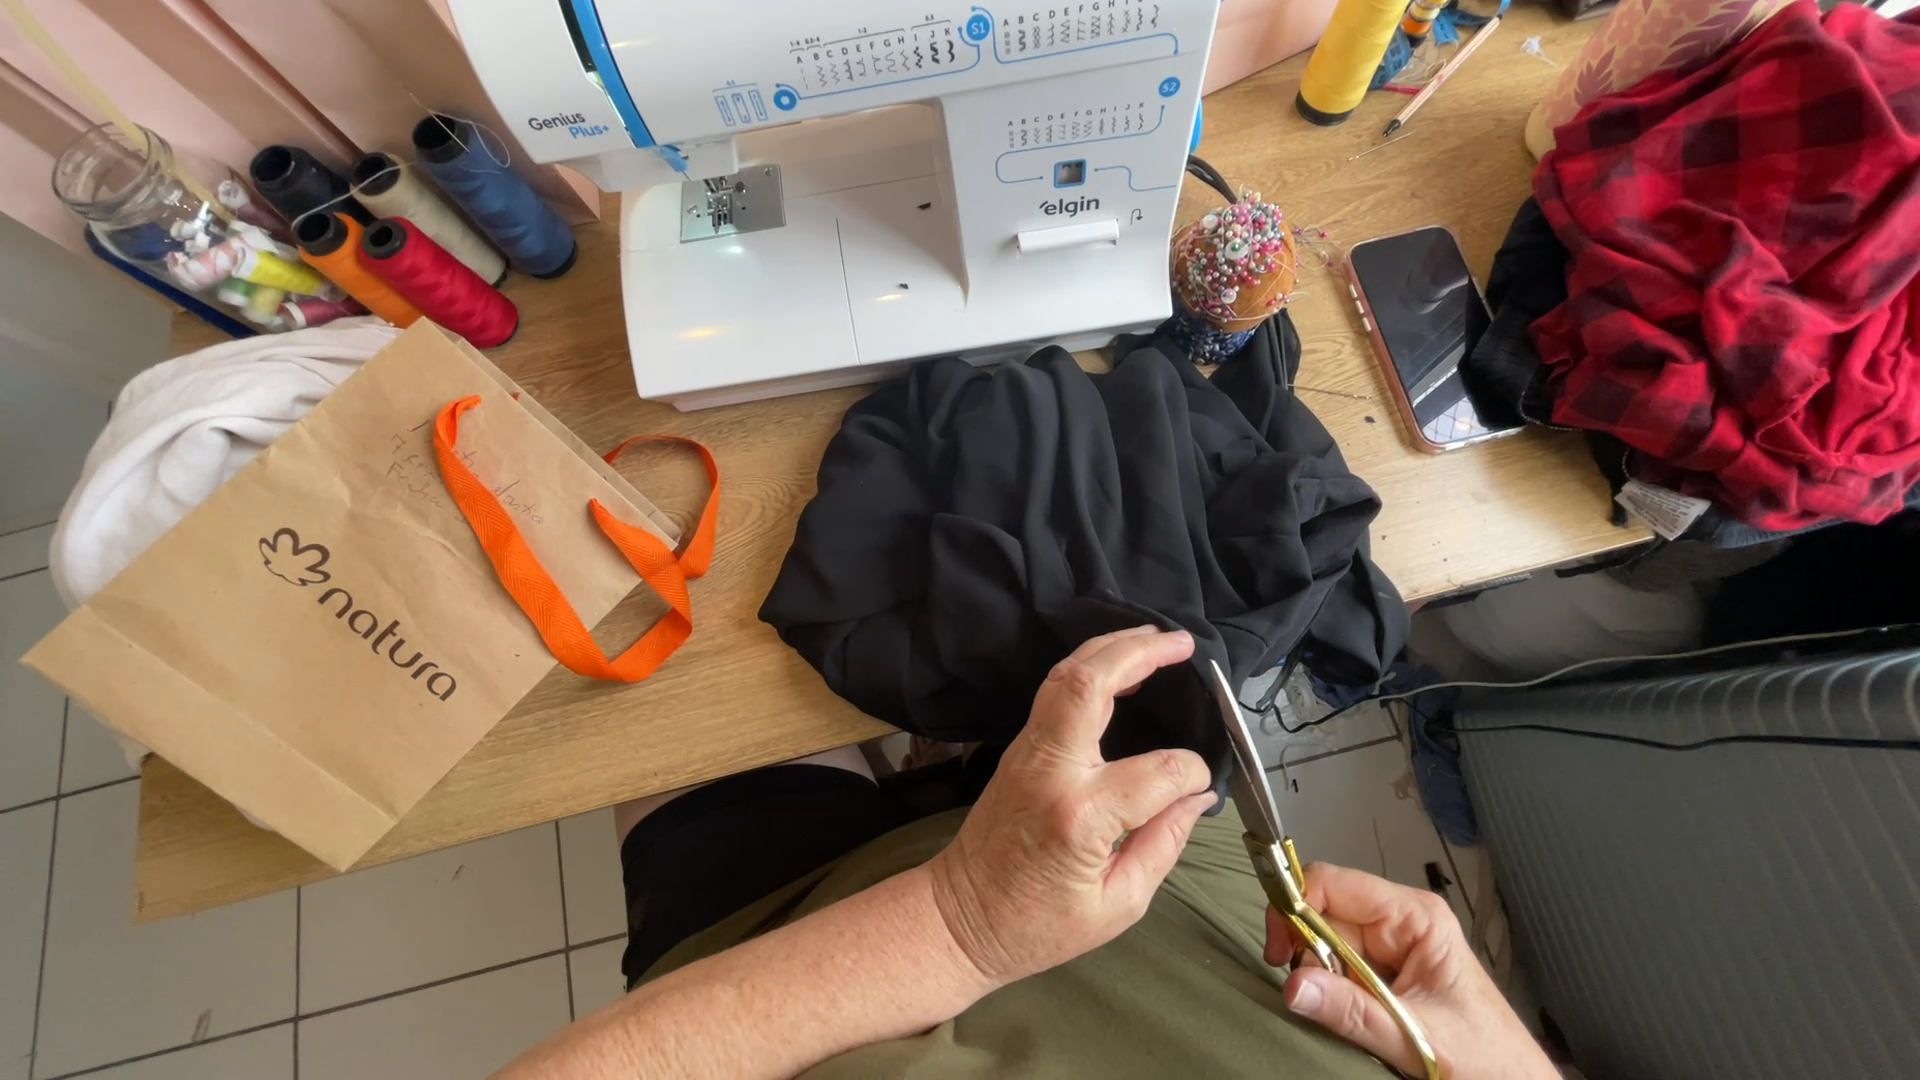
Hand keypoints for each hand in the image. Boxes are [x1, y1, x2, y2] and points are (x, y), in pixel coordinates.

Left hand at [926, 626, 1216, 986]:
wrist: (961, 914)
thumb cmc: (1038, 925)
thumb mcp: (1118, 905)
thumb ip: (1164, 844)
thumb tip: (1198, 798)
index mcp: (1081, 815)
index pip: (1159, 771)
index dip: (1192, 773)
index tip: (1201, 785)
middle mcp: (1051, 767)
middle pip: (1090, 683)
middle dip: (1139, 653)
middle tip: (1181, 642)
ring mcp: (1028, 749)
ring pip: (1065, 675)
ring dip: (1110, 648)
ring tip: (1154, 638)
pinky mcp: (1018, 746)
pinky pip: (1054, 691)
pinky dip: (1088, 668)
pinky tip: (1116, 668)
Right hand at [1265, 863, 1558, 1079]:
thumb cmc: (1491, 1063)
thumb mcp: (1420, 1039)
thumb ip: (1354, 1011)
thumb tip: (1292, 984)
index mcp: (1414, 915)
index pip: (1331, 883)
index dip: (1296, 905)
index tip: (1279, 950)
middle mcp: (1396, 918)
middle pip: (1321, 910)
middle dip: (1306, 948)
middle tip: (1303, 989)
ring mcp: (1387, 942)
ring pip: (1322, 938)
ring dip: (1315, 971)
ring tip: (1330, 1007)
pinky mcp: (1380, 966)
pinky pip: (1334, 962)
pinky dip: (1325, 983)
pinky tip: (1336, 1006)